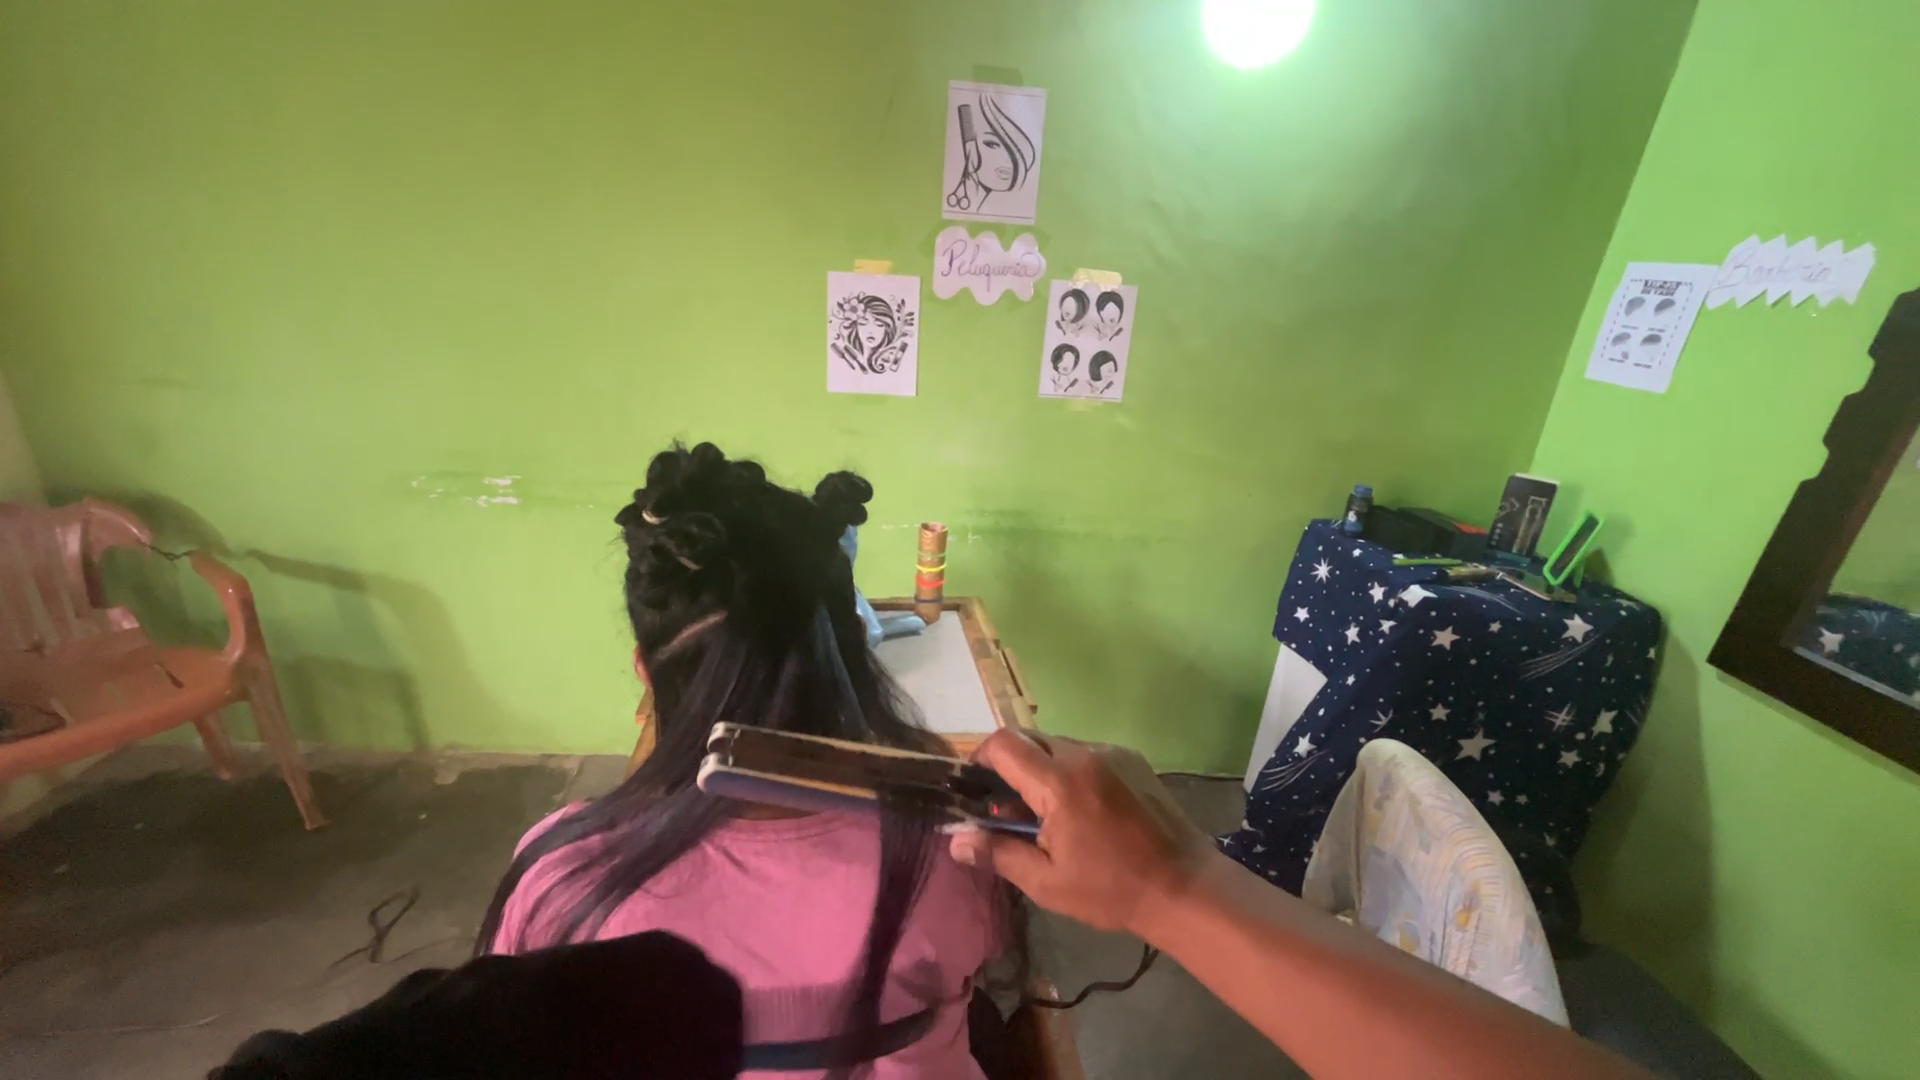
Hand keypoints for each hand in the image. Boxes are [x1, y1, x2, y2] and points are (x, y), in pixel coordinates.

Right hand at [950, 730, 1211, 934]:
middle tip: (1011, 807)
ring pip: (1056, 744)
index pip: (1003, 743)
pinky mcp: (1131, 757)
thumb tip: (956, 842)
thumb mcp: (1047, 882)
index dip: (981, 759)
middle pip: (1028, 738)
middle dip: (1010, 765)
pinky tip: (1083, 807)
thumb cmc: (1111, 890)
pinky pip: (1085, 752)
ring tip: (1049, 812)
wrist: (1185, 886)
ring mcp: (1110, 752)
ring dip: (1041, 768)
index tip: (978, 788)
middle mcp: (1082, 754)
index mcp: (1058, 783)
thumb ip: (999, 853)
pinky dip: (1071, 770)